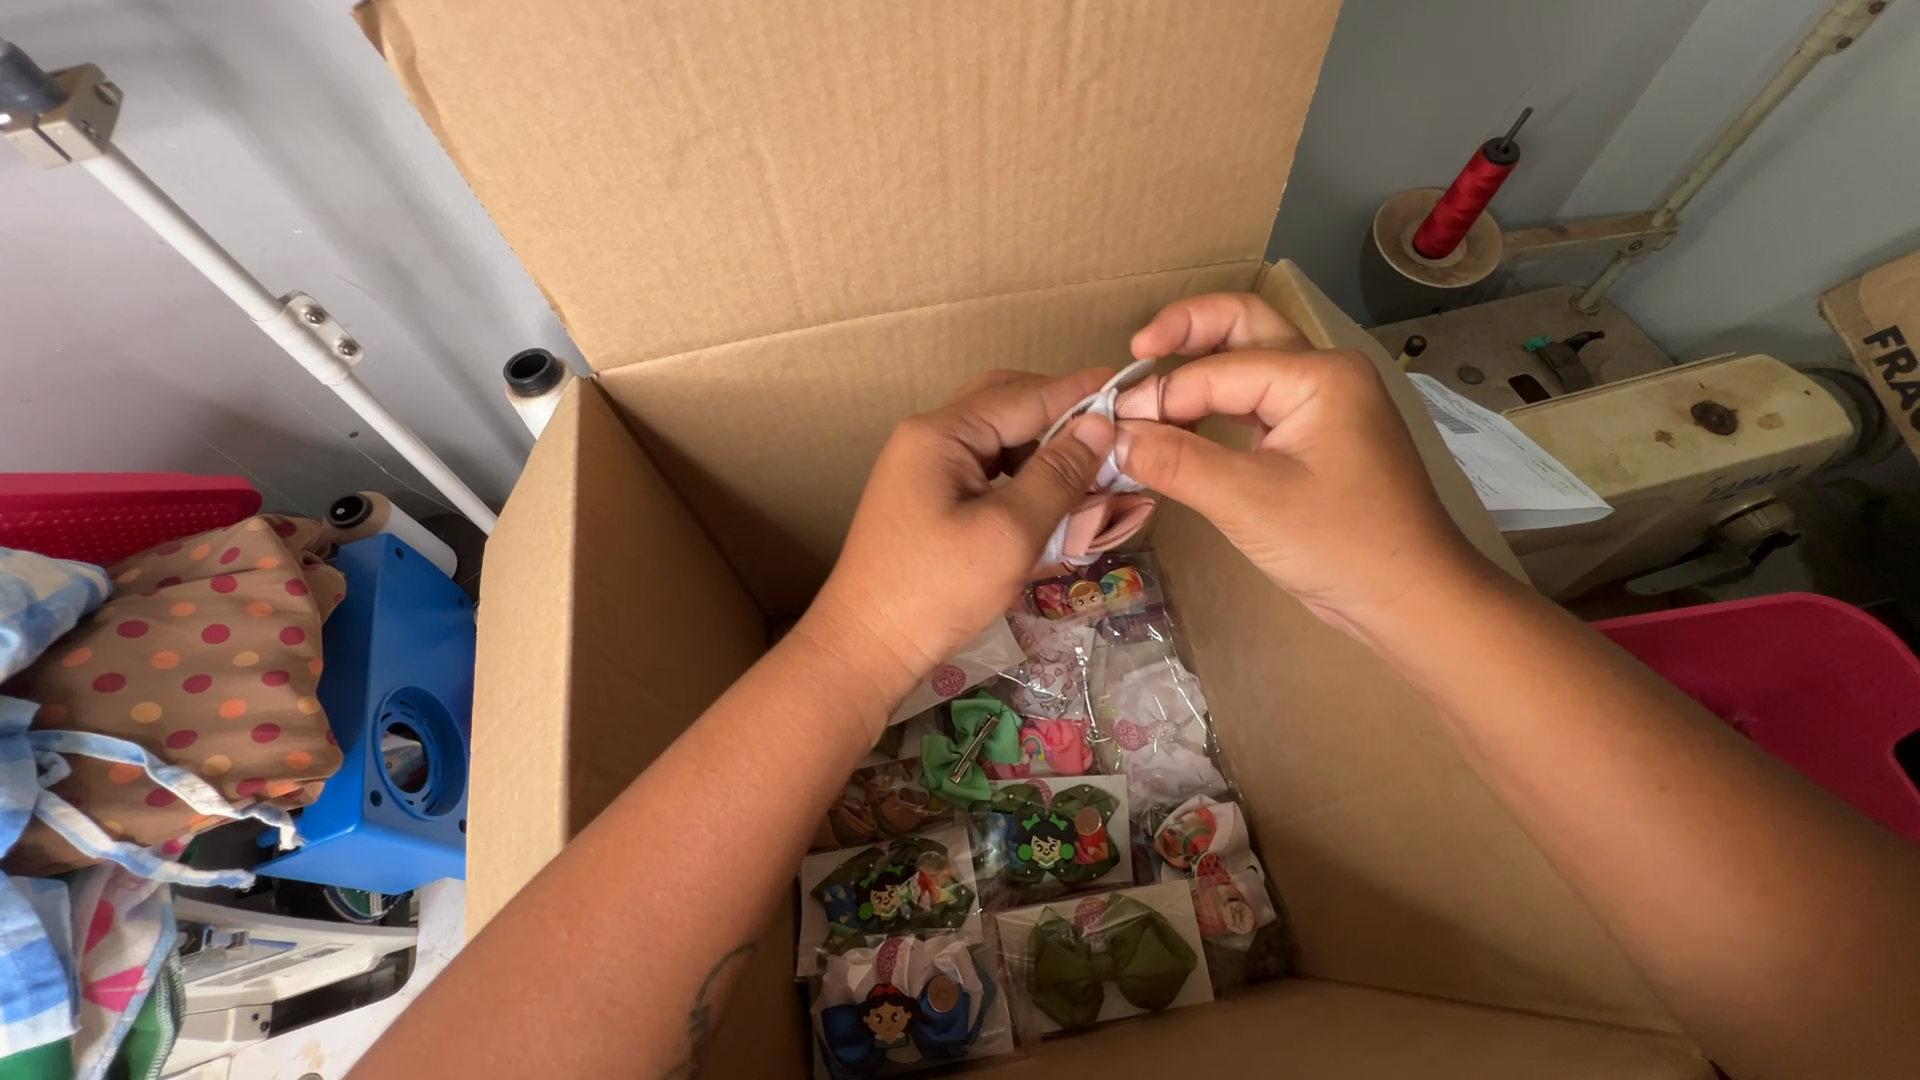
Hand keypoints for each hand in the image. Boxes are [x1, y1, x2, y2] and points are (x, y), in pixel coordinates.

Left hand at [801, 369, 1114, 699]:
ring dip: (1040, 448)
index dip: (1079, 393)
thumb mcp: (1009, 532)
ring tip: (1086, 470)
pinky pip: (982, 469)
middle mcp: (928, 438)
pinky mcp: (926, 498)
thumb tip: (1098, 424)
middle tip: (1107, 435)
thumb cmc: (937, 590)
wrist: (867, 646)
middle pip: (1004, 404)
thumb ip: (1057, 475)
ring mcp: (923, 468)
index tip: (1130, 391)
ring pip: (995, 438)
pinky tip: (1047, 496)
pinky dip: (1019, 475)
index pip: (1023, 395)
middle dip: (1058, 415)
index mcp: (941, 434)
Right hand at [1123, 293, 1492, 633]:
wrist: (1409, 596)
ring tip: (1147, 384)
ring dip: (1196, 365)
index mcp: (1317, 375)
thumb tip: (1111, 437)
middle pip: (1241, 326)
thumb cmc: (1340, 545)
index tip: (1111, 429)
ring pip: (1247, 360)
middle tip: (1134, 354)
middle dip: (1183, 331)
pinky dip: (1212, 404)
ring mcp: (1319, 404)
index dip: (1158, 398)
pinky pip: (1252, 401)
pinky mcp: (1310, 436)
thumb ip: (1175, 462)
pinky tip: (1180, 423)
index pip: (1214, 371)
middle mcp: (1321, 373)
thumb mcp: (1248, 502)